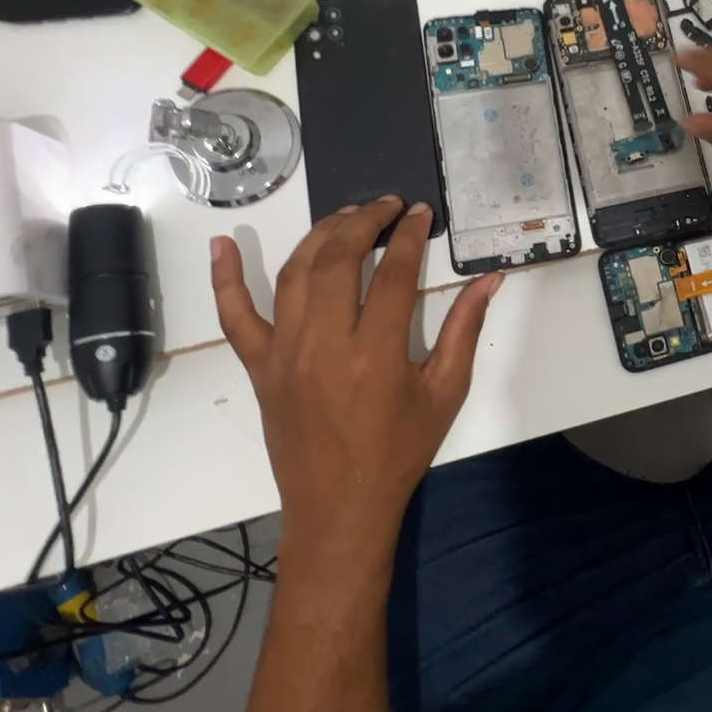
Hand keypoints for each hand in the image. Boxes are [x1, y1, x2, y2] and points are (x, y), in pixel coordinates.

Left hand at [210, 198, 501, 583]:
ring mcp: (283, 354)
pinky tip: (223, 245)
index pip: (393, 273)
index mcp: (376, 354)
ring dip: (320, 236)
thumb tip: (489, 280)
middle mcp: (324, 345)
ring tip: (346, 215)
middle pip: (338, 261)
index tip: (420, 214)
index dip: (410, 237)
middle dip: (364, 222)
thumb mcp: (445, 390)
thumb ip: (465, 329)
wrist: (340, 505)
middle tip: (387, 205)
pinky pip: (235, 317)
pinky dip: (224, 279)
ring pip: (293, 275)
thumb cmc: (401, 449)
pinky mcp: (258, 367)